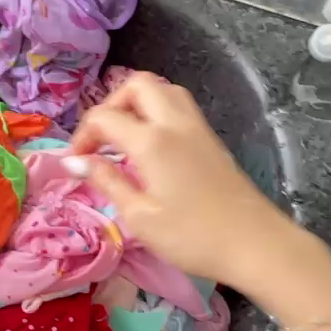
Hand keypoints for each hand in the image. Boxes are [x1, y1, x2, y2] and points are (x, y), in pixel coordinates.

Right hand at [66, 73, 310, 292]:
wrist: (254, 244)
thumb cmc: (192, 237)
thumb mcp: (140, 216)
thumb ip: (107, 182)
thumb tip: (77, 162)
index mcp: (152, 141)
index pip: (105, 117)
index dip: (82, 135)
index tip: (75, 163)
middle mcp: (175, 123)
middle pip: (137, 86)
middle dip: (111, 104)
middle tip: (101, 140)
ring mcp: (197, 128)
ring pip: (163, 91)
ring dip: (137, 104)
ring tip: (124, 139)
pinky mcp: (211, 140)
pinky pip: (179, 108)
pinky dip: (157, 114)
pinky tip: (151, 149)